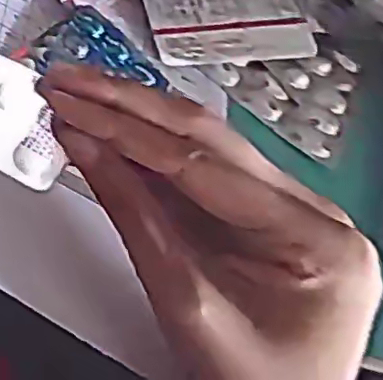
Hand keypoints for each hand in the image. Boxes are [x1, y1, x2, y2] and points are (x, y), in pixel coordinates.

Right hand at [41, 64, 382, 379]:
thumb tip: (82, 143)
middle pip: (197, 132)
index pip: (195, 159)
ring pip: (191, 135)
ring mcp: (279, 205)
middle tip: (68, 79)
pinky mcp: (247, 207)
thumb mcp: (185, 302)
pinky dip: (138, 137)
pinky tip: (104, 118)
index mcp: (315, 236)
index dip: (122, 127)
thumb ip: (132, 213)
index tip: (71, 105)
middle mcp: (306, 209)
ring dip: (127, 108)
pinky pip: (186, 158)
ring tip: (78, 88)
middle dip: (121, 99)